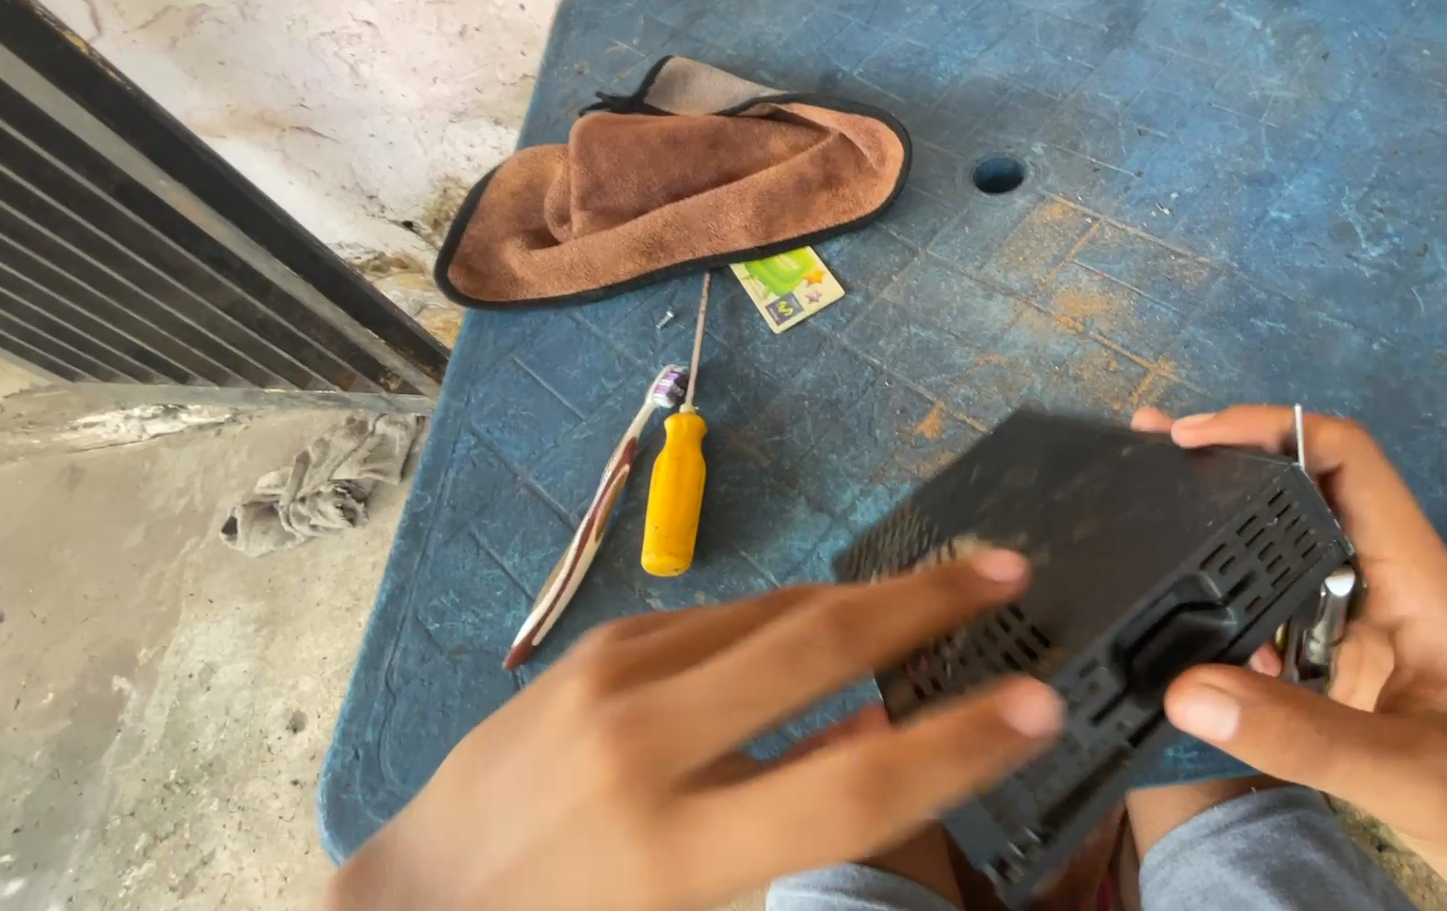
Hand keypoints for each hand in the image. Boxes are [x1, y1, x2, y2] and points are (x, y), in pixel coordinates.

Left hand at [325, 549, 1063, 910]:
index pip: (853, 786)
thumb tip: (872, 739)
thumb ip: (789, 828)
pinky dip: (797, 616)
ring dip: (872, 600)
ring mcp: (621, 674)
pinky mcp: (606, 642)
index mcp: (678, 859)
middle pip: (823, 646)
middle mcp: (651, 747)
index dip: (959, 744)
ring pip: (784, 612)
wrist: (408, 907)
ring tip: (935, 592)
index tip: (1038, 703)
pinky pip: (733, 614)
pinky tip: (825, 626)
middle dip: (930, 601)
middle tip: (1007, 570)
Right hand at [1131, 406, 1446, 910]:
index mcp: (1415, 577)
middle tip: (1145, 459)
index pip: (1346, 459)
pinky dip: (1231, 607)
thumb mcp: (1418, 781)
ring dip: (1222, 536)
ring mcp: (1368, 627)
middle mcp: (1385, 585)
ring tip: (1148, 521)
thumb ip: (1302, 736)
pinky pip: (1281, 616)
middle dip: (1224, 463)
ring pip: (1287, 554)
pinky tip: (1191, 628)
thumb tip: (1181, 688)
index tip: (1190, 440)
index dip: (1269, 427)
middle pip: (1303, 491)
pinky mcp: (1353, 668)